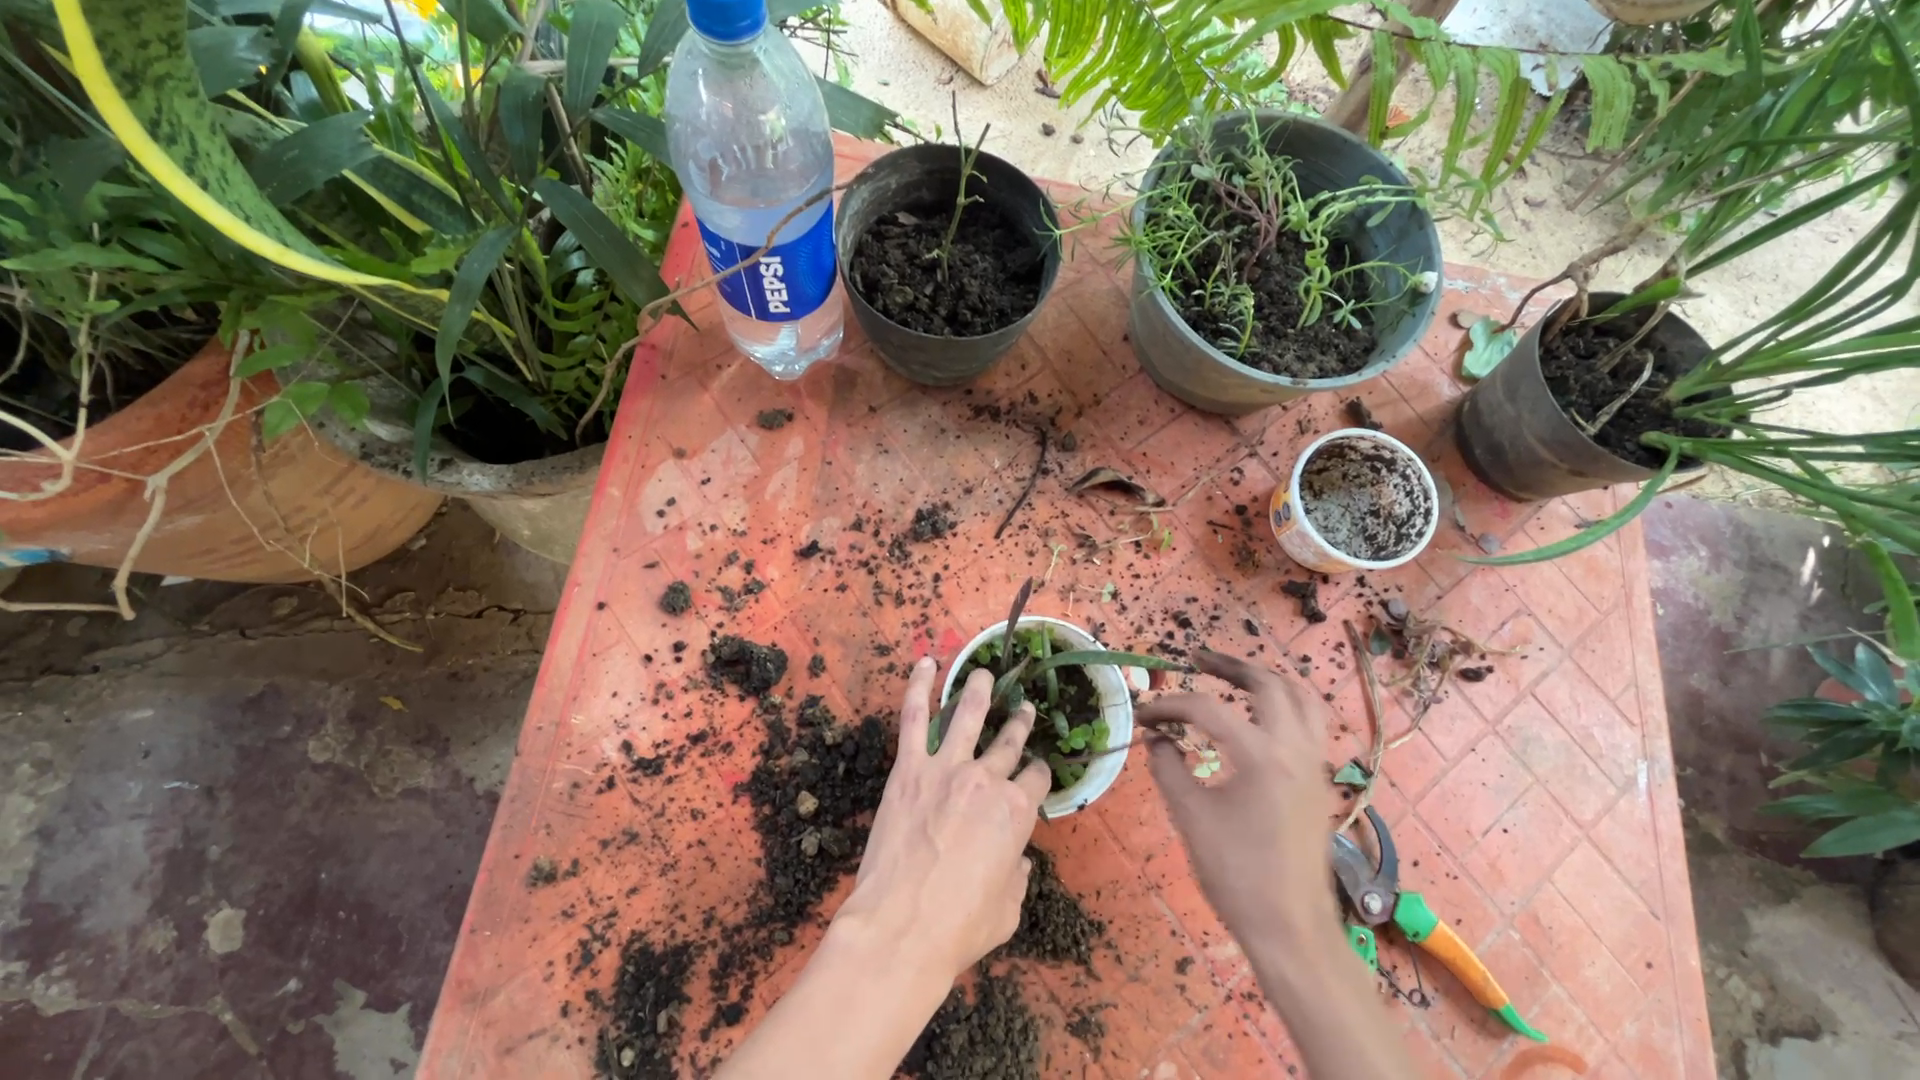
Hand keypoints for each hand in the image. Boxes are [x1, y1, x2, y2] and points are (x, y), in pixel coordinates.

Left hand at [832, 657, 1051, 983]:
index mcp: (1018, 811)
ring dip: (979, 691)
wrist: (901, 925)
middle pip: (1009, 743)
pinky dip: (918, 688)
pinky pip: (912, 718)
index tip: (1035, 774)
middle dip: (1019, 724)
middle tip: (1024, 710)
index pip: (1036, 778)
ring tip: (984, 674)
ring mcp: (945, 769)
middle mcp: (987, 780)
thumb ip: (1016, 877)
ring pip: (967, 716)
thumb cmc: (961, 926)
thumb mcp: (1008, 908)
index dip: (1038, 775)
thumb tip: (1016, 862)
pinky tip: (925, 664)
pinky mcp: (908, 769)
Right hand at [1138, 649, 1341, 948]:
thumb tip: (1156, 739)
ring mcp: (1315, 764)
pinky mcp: (1320, 782)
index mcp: (1262, 755)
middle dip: (1229, 666)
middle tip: (1196, 659)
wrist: (1290, 926)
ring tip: (1233, 677)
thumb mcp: (1191, 817)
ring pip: (1300, 698)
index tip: (1142, 715)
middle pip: (1267, 684)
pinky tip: (1259, 718)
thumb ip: (1168, 767)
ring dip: (1265, 681)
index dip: (1169, 706)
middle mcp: (1296, 748)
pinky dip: (1284, 706)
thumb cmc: (1236, 873)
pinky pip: (1309, 724)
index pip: (1207, 708)